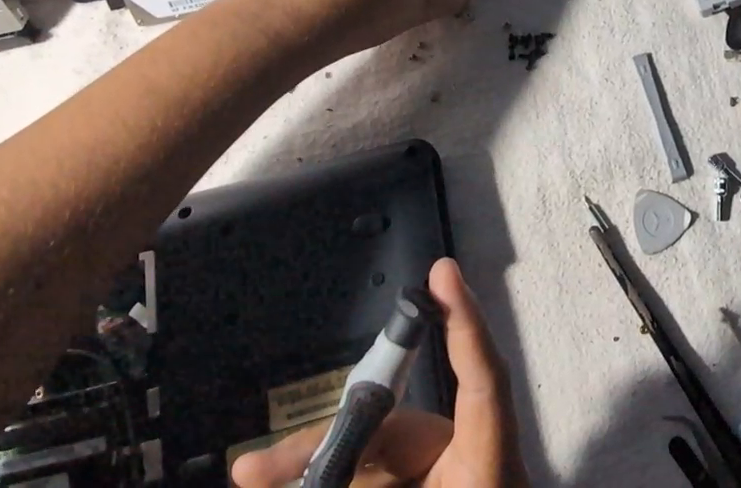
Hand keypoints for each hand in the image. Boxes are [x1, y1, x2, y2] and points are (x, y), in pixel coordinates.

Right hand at [231, 258, 526, 487]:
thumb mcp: (413, 484)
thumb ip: (345, 470)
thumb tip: (269, 468)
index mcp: (485, 467)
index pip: (482, 381)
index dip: (465, 324)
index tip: (442, 274)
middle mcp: (463, 468)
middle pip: (394, 436)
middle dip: (321, 447)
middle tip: (255, 470)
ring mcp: (439, 480)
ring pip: (374, 465)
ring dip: (317, 471)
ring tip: (258, 476)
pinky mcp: (420, 487)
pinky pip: (376, 482)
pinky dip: (337, 480)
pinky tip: (283, 476)